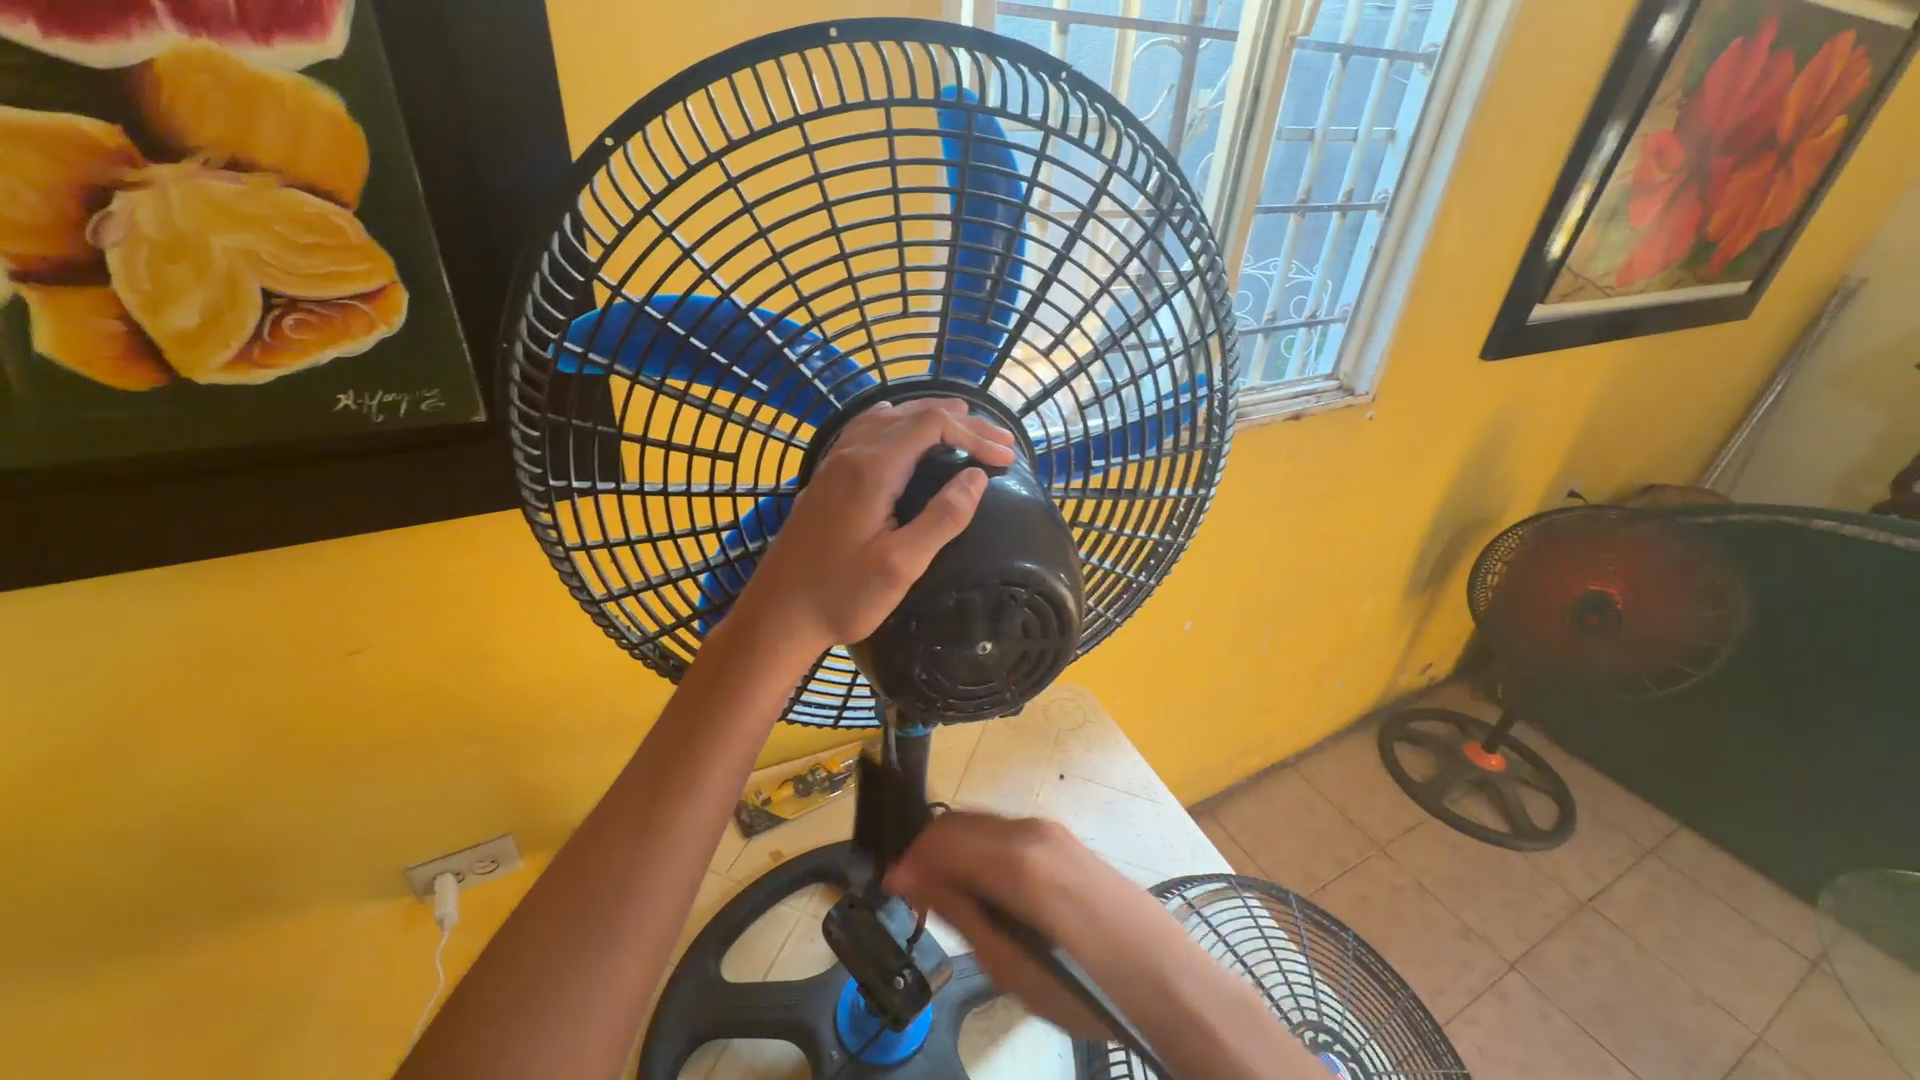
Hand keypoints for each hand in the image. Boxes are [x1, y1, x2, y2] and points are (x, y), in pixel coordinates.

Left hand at [735, 397, 1016, 652]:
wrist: (778, 613)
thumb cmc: (842, 595)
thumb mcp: (901, 564)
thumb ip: (943, 517)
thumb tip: (977, 478)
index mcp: (872, 469)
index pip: (932, 426)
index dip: (975, 434)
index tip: (1008, 457)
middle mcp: (851, 453)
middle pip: (912, 414)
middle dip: (961, 422)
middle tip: (1001, 442)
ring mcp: (834, 462)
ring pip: (888, 417)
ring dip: (930, 416)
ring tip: (965, 425)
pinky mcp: (826, 477)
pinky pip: (868, 429)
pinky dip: (900, 423)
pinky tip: (906, 434)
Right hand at [883, 812, 1163, 1037]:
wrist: (1167, 981)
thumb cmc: (1088, 987)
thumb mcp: (1010, 964)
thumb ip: (959, 911)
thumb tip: (911, 880)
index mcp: (1017, 860)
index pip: (939, 840)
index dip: (908, 863)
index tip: (893, 892)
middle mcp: (1033, 831)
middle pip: (957, 824)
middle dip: (927, 855)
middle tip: (916, 899)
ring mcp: (1053, 831)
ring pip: (981, 825)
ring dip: (954, 852)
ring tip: (948, 900)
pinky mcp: (1067, 840)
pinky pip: (1007, 833)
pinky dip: (982, 851)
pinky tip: (986, 890)